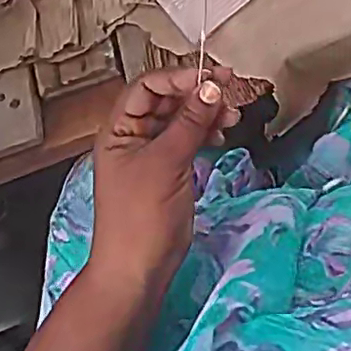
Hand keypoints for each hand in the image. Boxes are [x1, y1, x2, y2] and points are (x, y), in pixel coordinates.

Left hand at [89, 66, 240, 286]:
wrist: (138, 272)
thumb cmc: (141, 217)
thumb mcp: (167, 163)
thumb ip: (190, 122)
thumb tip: (212, 87)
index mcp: (119, 129)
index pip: (147, 87)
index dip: (177, 78)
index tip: (209, 77)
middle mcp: (133, 135)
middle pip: (166, 99)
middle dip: (197, 92)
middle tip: (228, 86)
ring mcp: (152, 152)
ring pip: (181, 118)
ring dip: (206, 111)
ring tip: (231, 114)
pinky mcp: (169, 168)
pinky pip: (188, 137)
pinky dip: (206, 131)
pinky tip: (221, 134)